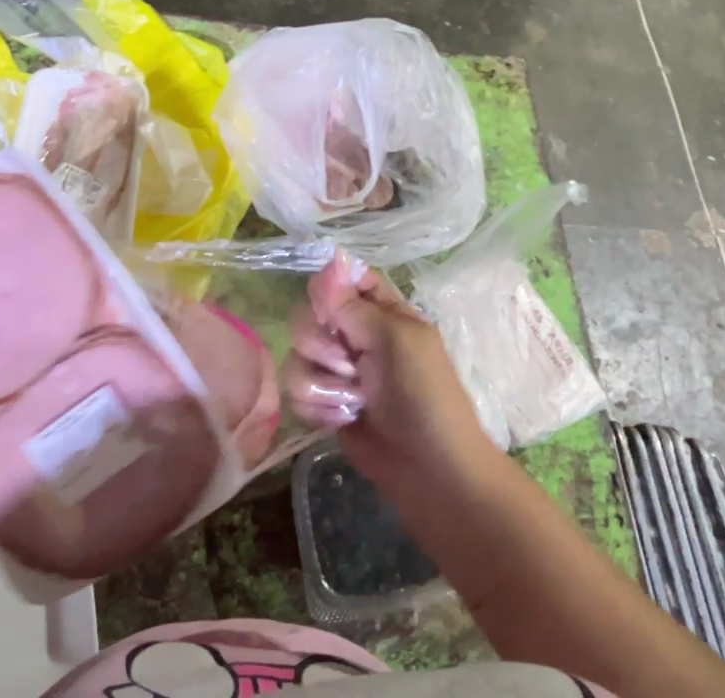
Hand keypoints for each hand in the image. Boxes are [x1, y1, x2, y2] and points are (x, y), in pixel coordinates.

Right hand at [282, 250, 493, 483]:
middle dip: (321, 343)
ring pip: (297, 355)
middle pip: (308, 316)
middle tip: (349, 363)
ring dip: (321, 380)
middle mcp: (356, 336)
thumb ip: (354, 305)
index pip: (343, 280)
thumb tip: (330, 258)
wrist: (428, 466)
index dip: (329, 290)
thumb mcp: (396, 339)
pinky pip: (296, 390)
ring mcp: (339, 372)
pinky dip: (317, 406)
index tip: (331, 310)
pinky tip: (340, 418)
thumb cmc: (423, 394)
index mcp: (382, 312)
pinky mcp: (325, 403)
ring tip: (352, 398)